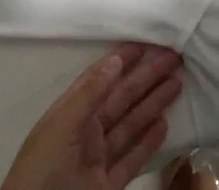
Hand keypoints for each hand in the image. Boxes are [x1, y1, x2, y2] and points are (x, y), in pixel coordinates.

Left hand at [0, 43, 183, 189]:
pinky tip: (165, 125)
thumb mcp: (61, 128)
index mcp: (70, 115)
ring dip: (153, 104)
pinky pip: (132, 159)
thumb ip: (89, 95)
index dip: (122, 60)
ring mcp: (97, 160)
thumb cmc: (41, 172)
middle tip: (175, 57)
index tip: (148, 42)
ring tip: (178, 83)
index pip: (99, 79)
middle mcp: (85, 133)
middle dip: (146, 77)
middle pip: (121, 98)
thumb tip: (115, 60)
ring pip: (131, 125)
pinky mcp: (108, 185)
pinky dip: (149, 143)